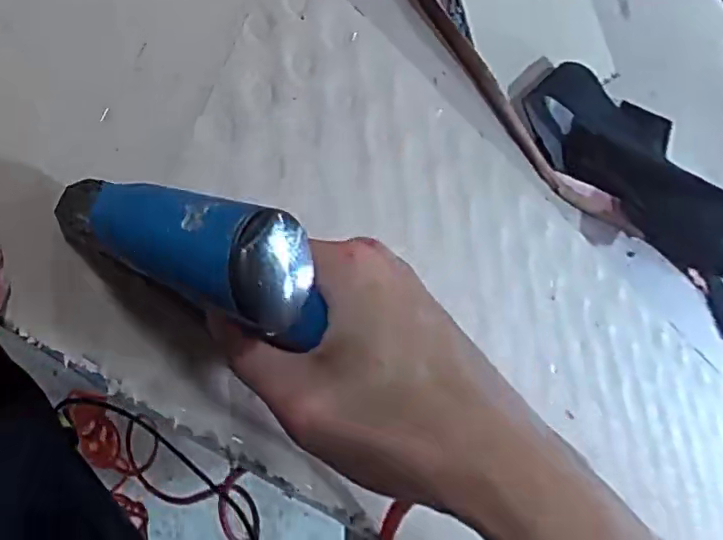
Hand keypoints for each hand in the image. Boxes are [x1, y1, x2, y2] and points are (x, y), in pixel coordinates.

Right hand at [211, 237, 519, 508]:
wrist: (504, 469)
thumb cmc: (395, 424)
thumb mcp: (299, 401)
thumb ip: (244, 354)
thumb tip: (218, 314)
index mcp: (347, 259)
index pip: (268, 253)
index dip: (244, 286)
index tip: (239, 324)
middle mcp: (375, 257)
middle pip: (299, 274)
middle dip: (282, 315)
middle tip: (287, 365)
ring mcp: (405, 282)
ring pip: (330, 294)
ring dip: (314, 329)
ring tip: (325, 380)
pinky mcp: (423, 309)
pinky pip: (362, 308)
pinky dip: (346, 335)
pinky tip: (362, 383)